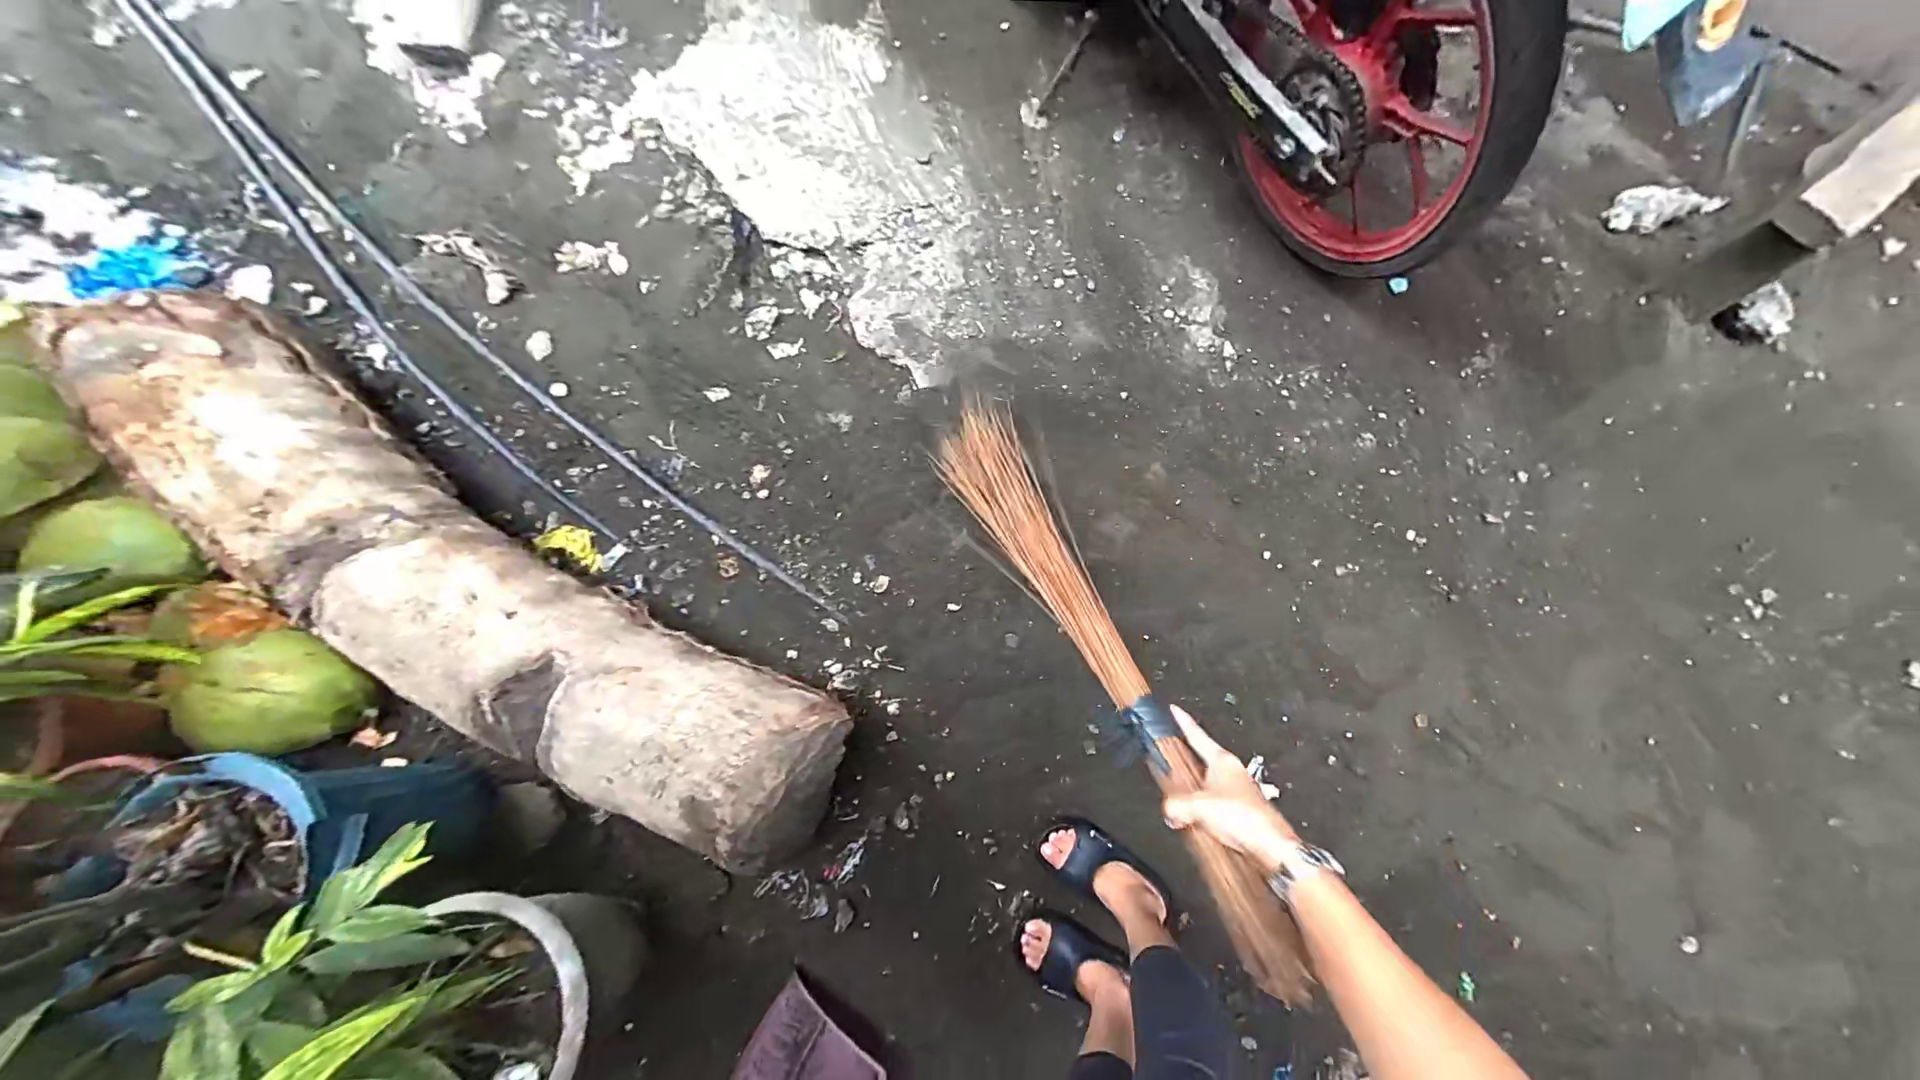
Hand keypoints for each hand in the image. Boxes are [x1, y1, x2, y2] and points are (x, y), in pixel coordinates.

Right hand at [1163, 705, 1299, 871]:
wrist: (1274, 848)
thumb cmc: (1246, 819)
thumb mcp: (1198, 807)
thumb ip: (1175, 805)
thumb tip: (1169, 809)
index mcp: (1222, 761)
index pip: (1197, 735)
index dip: (1184, 722)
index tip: (1176, 710)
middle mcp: (1234, 771)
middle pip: (1204, 761)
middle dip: (1188, 769)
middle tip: (1174, 772)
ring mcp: (1242, 790)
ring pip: (1212, 785)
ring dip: (1200, 796)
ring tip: (1189, 810)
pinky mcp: (1246, 810)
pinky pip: (1221, 806)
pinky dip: (1212, 815)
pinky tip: (1208, 827)